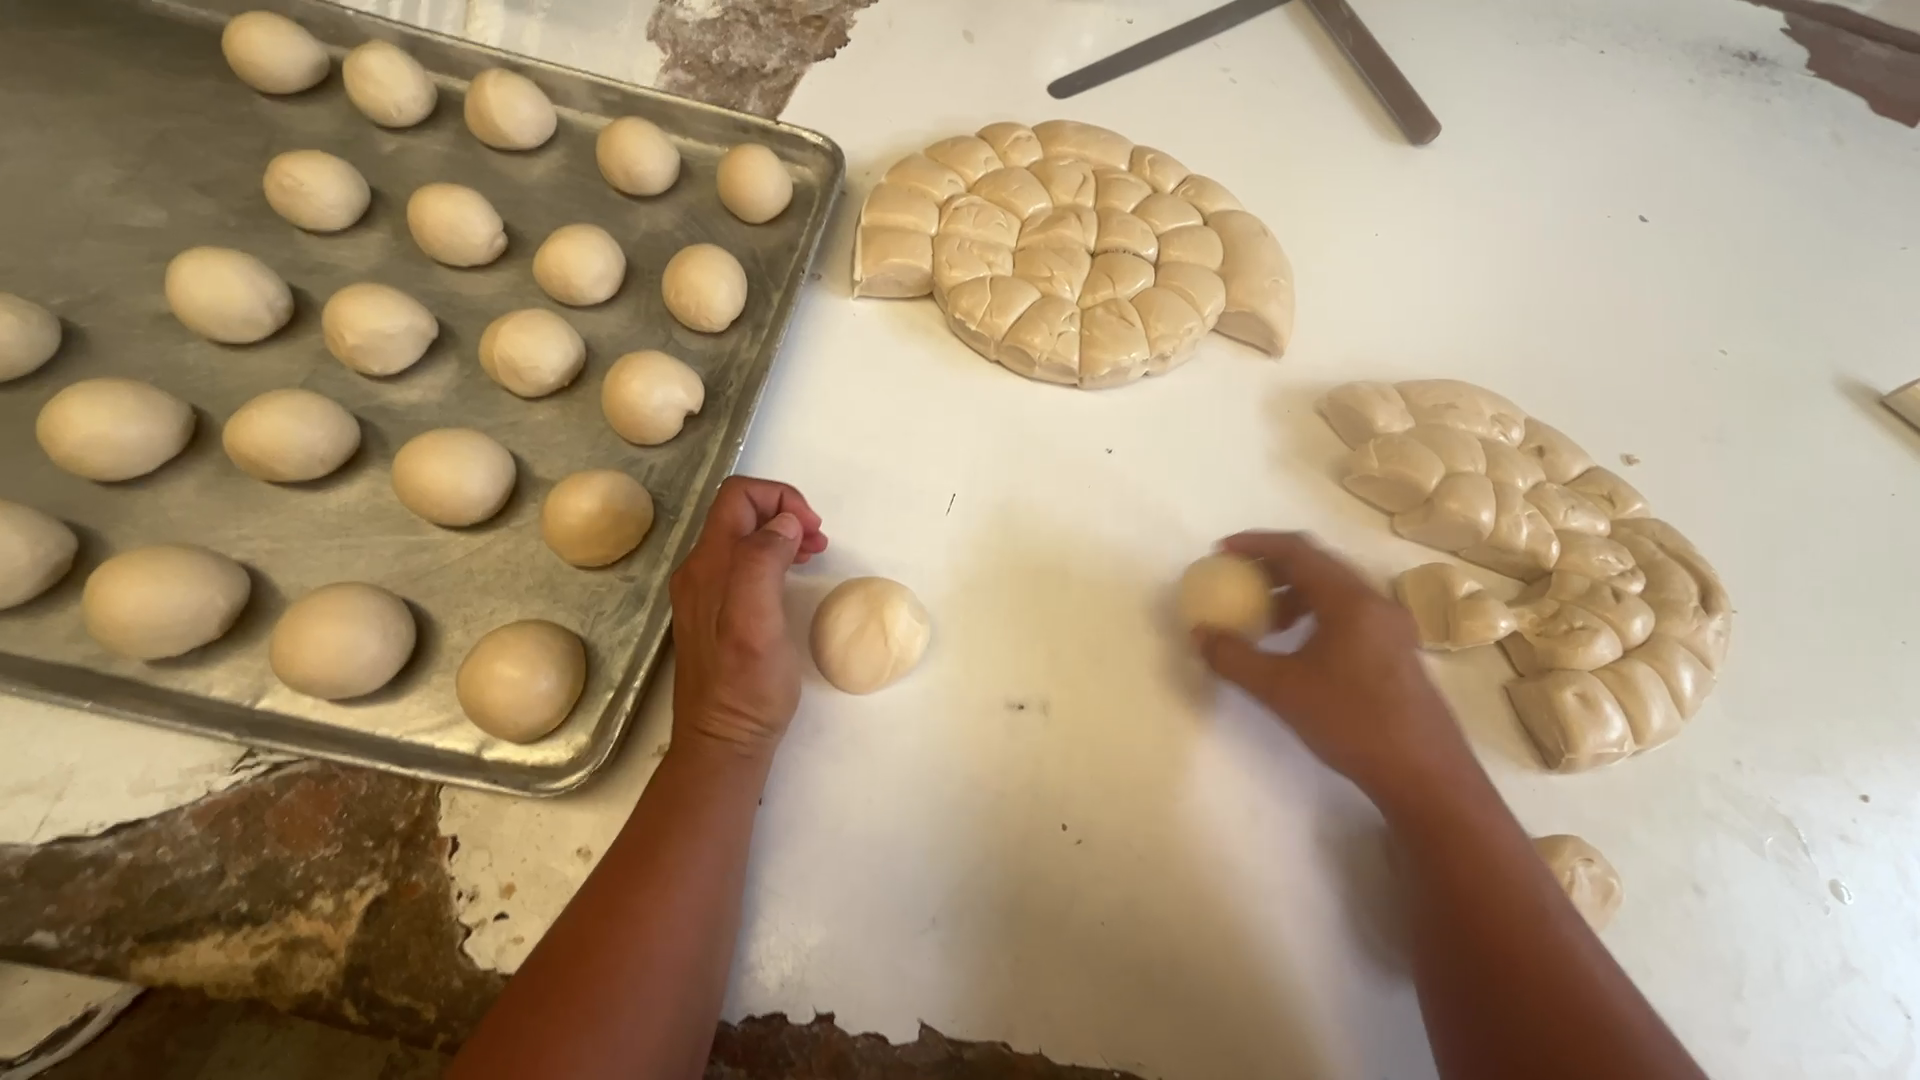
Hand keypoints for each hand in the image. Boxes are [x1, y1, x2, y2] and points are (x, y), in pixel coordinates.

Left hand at [668, 476, 828, 757]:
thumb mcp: (759, 622)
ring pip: (742, 536)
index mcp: (710, 566)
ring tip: (813, 553)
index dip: (780, 498)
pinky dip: (771, 556)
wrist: (723, 741)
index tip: (812, 529)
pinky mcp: (714, 611)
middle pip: (739, 512)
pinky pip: (741, 563)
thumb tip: (784, 524)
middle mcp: (700, 570)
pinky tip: (791, 575)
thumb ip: (763, 563)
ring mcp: (704, 591)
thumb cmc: (747, 687)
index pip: (738, 496)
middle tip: (818, 541)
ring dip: (780, 533)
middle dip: (783, 512)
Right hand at [1193, 531, 1476, 806]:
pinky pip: (1348, 613)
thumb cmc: (1351, 722)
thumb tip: (1201, 634)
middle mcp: (1375, 603)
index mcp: (1350, 601)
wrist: (1424, 774)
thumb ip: (1234, 658)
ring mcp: (1391, 627)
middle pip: (1318, 565)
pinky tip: (1296, 646)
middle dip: (1272, 567)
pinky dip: (1314, 614)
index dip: (1255, 543)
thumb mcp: (1280, 690)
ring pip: (1335, 590)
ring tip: (1263, 619)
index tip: (1221, 551)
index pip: (1298, 550)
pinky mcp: (1397, 651)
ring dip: (1294, 593)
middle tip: (1237, 579)